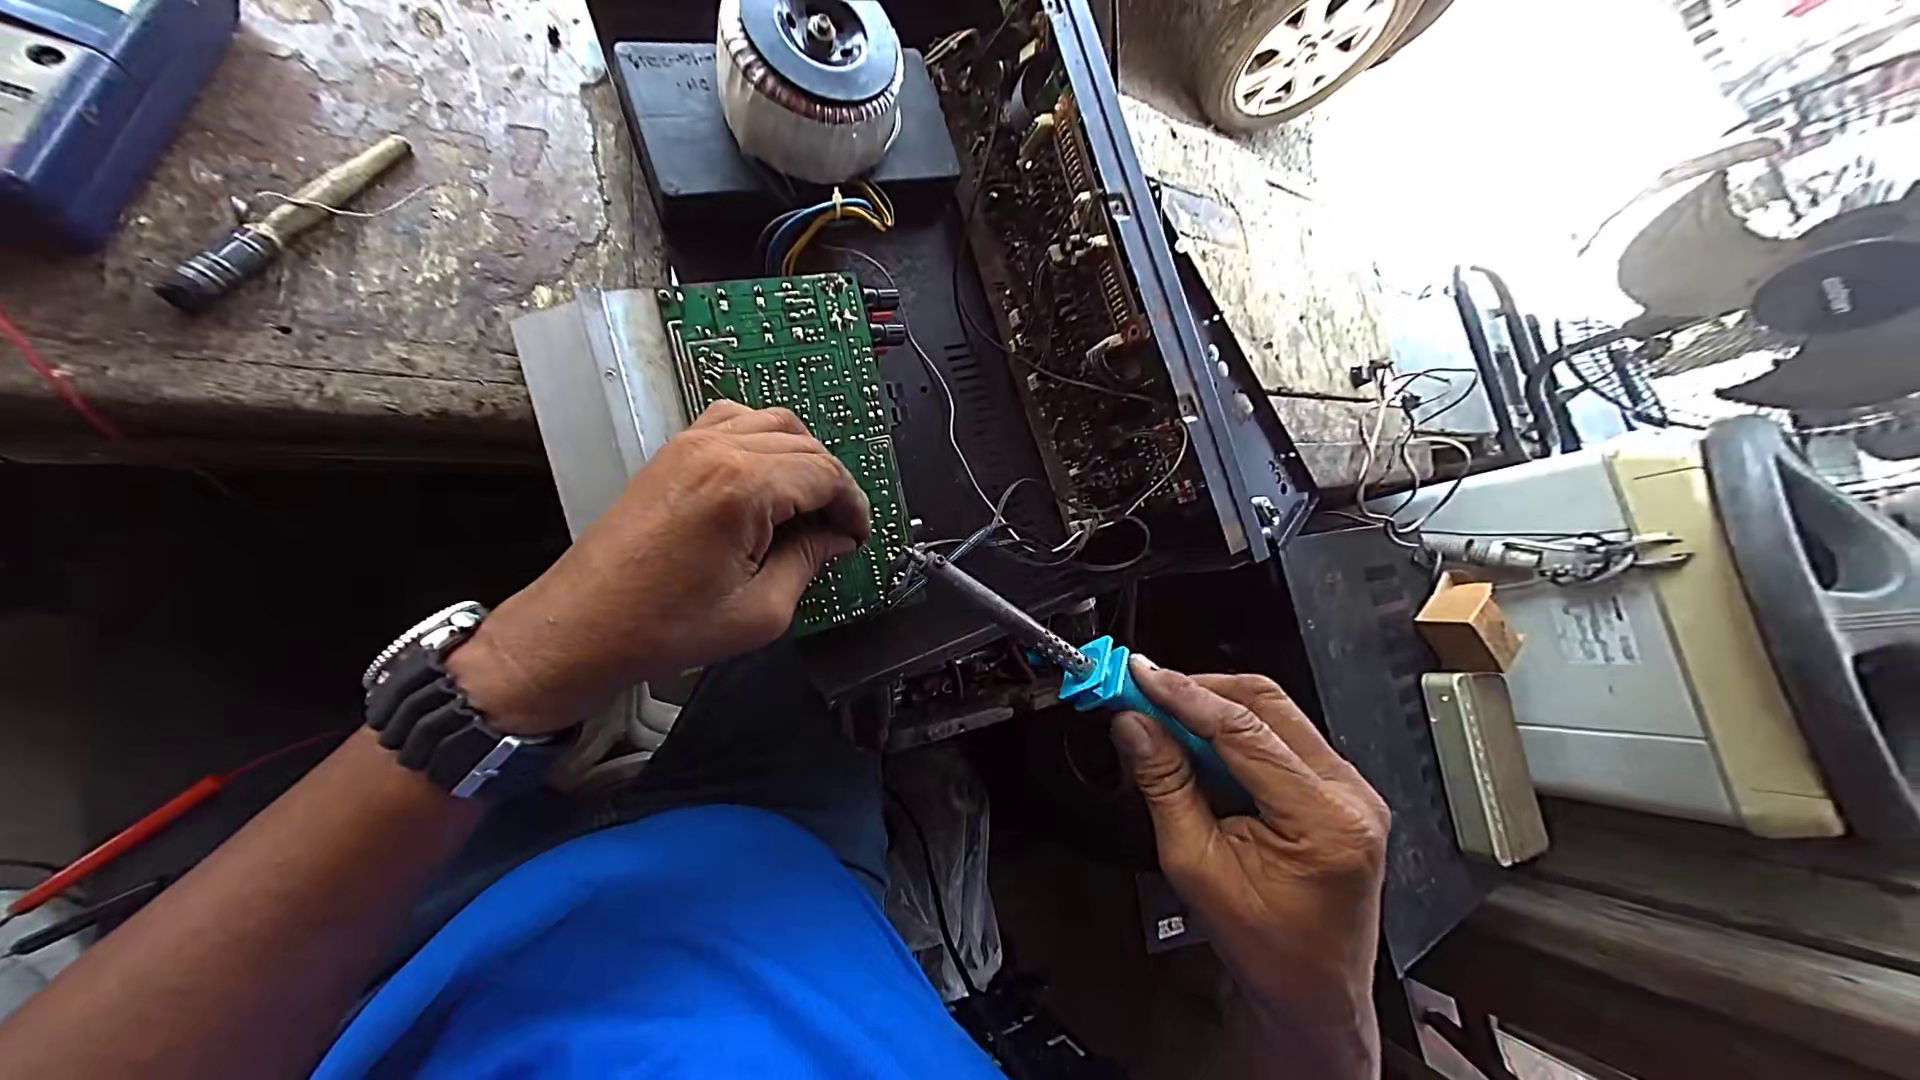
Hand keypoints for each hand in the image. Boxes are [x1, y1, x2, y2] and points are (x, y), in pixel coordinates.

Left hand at [446, 402, 870, 733]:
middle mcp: (716, 451)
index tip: (858, 533)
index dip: (853, 504)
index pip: (826, 474)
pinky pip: (733, 422)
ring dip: (803, 455)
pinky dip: (764, 440)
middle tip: (839, 526)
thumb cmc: (659, 626)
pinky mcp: (672, 454)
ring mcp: (689, 446)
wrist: (582, 627)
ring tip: (811, 500)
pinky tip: (770, 475)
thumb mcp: (761, 610)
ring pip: (773, 422)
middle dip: (834, 483)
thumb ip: (809, 562)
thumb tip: (834, 539)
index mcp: (743, 487)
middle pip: (805, 444)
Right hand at [1111, 660, 1389, 1079]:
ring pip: (1269, 711)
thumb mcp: (1196, 866)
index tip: (1139, 675)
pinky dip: (1227, 728)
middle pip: (1263, 703)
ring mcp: (1348, 786)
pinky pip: (1275, 733)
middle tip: (1141, 690)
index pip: (1243, 730)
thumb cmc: (1267, 949)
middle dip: (1195, 690)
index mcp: (1326, 820)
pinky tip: (1193, 742)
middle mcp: (1349, 792)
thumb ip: (1164, 786)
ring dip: (1209, 706)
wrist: (1314, 995)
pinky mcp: (1334, 786)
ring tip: (1159, 717)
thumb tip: (1134, 725)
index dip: (1182, 694)